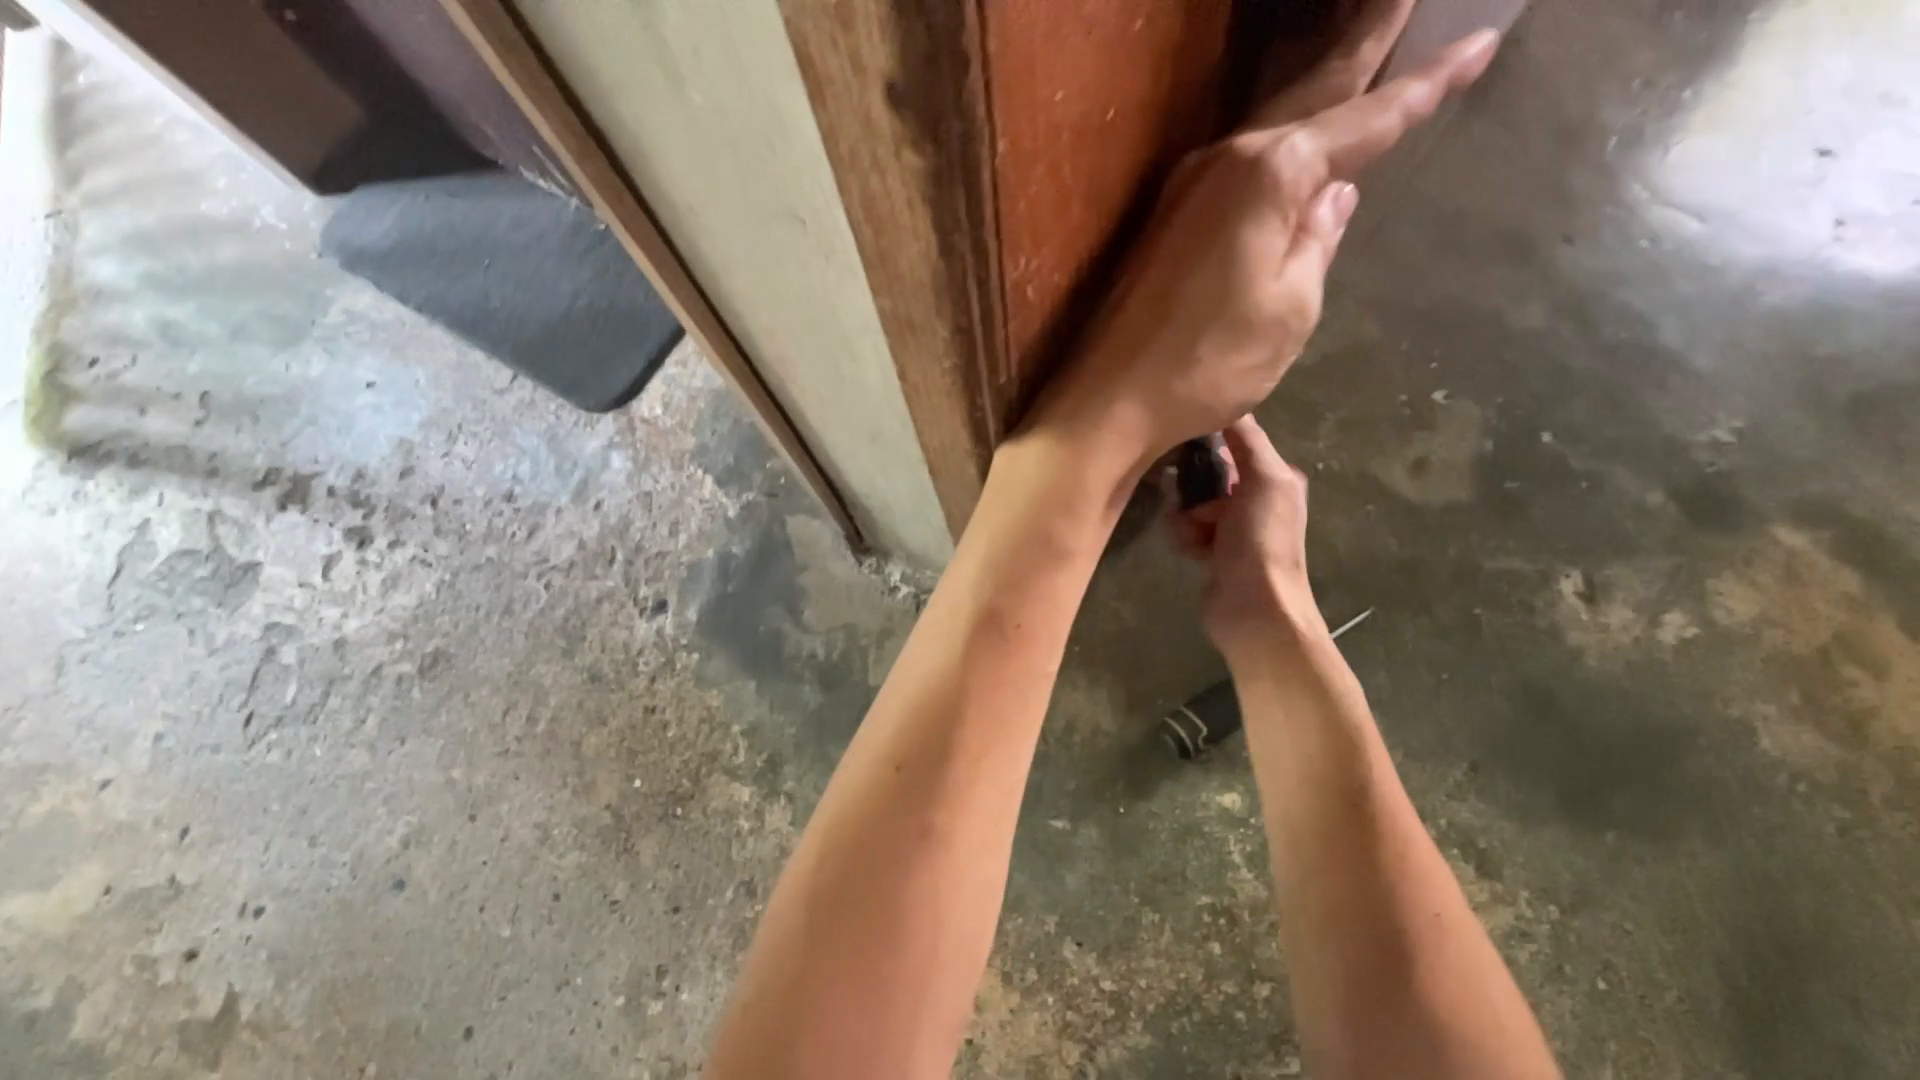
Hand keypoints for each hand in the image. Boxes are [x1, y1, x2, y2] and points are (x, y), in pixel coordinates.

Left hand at [1028, 26, 1500, 466]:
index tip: (1481, 41)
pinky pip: (1241, 165)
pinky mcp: (1168, 218)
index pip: (1366, 120)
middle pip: (1311, 96)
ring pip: (1272, 127)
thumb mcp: (1290, 309)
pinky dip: (1281, 145)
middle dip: (1366, 47)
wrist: (1108, 401)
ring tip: (1366, 50)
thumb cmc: (1209, 363)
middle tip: (1409, 1)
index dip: (1426, 86)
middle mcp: (1224, 160)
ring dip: (1320, 89)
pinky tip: (1297, 147)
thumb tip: (1335, 196)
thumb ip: (1319, 241)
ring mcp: (1187, 186)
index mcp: (1269, 174)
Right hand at [1168, 416, 1324, 657]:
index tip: (1181, 432)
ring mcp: (1234, 528)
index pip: (1238, 441)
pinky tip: (1191, 550)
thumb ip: (1246, 439)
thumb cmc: (1263, 539)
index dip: (1211, 436)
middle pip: (1210, 473)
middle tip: (1180, 491)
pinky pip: (1187, 530)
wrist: (1255, 608)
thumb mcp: (1263, 479)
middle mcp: (1257, 499)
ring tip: (1192, 533)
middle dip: (1192, 484)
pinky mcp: (1213, 552)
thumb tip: (1228, 404)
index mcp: (1276, 477)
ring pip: (1192, 503)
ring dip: (1185, 516)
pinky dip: (1184, 537)